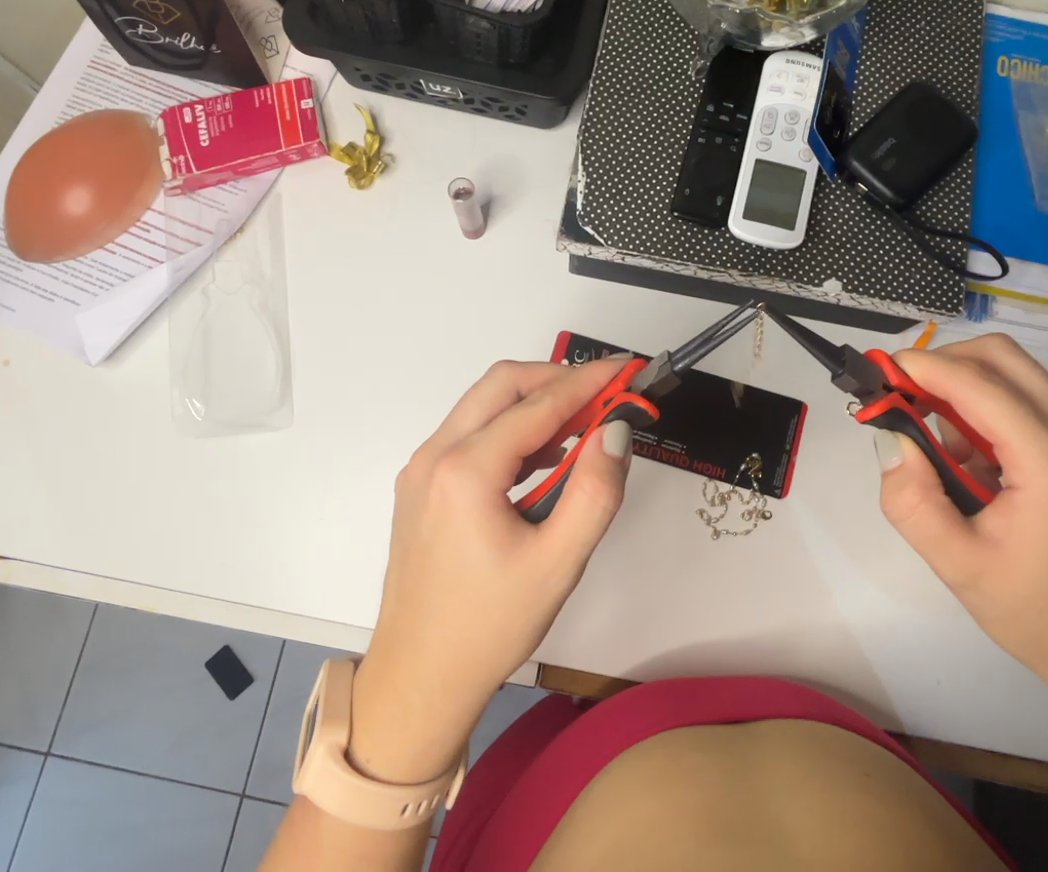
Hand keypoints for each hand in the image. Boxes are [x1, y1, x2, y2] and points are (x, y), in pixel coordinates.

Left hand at [350, 360, 634, 783]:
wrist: (420, 677)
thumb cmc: (489, 627)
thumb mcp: (559, 562)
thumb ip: (595, 491)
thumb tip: (615, 431)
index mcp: (465, 471)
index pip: (538, 404)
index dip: (589, 382)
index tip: (628, 370)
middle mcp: (434, 456)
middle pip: (501, 386)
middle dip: (557, 380)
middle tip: (605, 396)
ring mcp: (420, 470)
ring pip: (482, 407)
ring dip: (532, 405)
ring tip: (582, 429)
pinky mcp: (419, 488)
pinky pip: (468, 437)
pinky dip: (509, 432)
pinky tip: (543, 462)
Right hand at [874, 334, 1047, 705]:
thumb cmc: (1037, 612)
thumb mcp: (956, 564)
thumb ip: (911, 501)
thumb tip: (893, 445)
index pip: (980, 386)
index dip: (924, 369)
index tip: (879, 372)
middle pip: (1004, 358)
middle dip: (944, 362)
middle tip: (901, 394)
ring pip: (1018, 374)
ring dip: (964, 385)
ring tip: (930, 436)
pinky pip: (1029, 402)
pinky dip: (986, 408)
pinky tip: (966, 459)